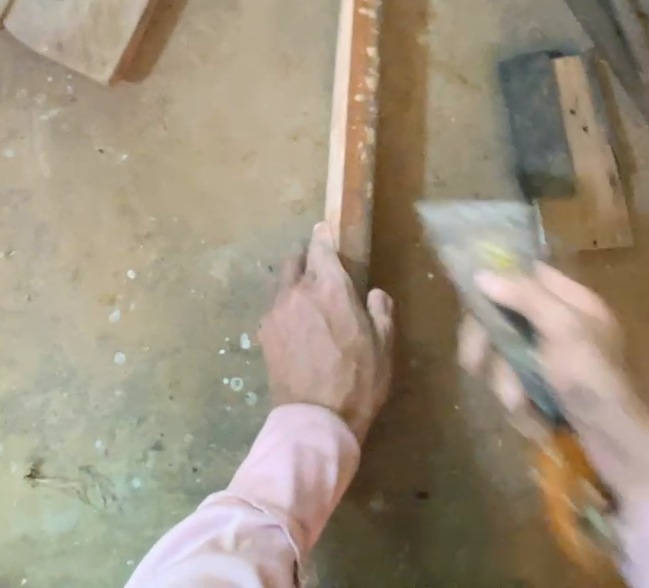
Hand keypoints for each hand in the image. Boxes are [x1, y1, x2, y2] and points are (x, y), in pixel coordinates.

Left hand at [259, 238, 394, 440]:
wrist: (316, 419)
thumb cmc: (358, 381)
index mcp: (330, 287)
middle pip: (295, 259)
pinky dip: (283, 306)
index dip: (323, 235)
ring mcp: (277, 311)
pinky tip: (294, 325)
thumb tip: (374, 293)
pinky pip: (273, 307)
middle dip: (306, 260)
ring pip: (280, 282)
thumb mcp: (384, 347)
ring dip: (292, 283)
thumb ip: (381, 311)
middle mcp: (298, 290)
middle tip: (320, 273)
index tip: (325, 230)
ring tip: (305, 301)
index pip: (321, 246)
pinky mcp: (264, 332)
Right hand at [458, 263, 648, 496]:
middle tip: (474, 363)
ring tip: (517, 404)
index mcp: (572, 301)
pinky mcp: (548, 390)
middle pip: (504, 315)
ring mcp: (553, 359)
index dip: (494, 284)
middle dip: (489, 343)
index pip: (523, 274)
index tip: (470, 302)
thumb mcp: (564, 330)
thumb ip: (525, 297)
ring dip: (503, 380)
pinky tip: (529, 417)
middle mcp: (560, 324)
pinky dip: (517, 401)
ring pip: (504, 354)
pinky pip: (514, 383)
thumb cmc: (596, 381)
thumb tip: (481, 274)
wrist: (623, 450)